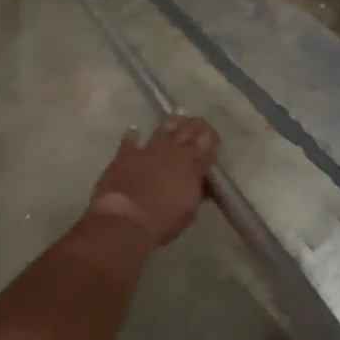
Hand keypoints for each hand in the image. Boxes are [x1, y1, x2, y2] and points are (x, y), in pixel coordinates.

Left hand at [87, 115, 218, 245]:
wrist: (125, 221)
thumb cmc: (162, 222)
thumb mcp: (189, 211)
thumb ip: (196, 192)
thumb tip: (202, 185)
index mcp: (192, 165)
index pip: (208, 144)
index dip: (212, 139)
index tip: (214, 140)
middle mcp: (173, 151)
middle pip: (188, 130)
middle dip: (196, 125)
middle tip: (198, 122)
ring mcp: (148, 150)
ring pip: (163, 129)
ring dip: (171, 123)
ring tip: (176, 118)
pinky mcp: (126, 154)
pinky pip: (131, 140)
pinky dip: (133, 135)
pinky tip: (134, 130)